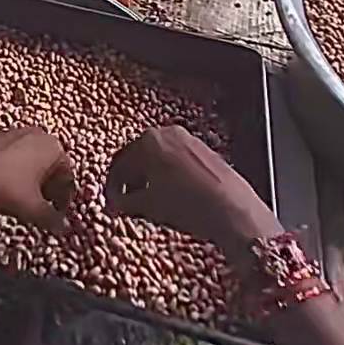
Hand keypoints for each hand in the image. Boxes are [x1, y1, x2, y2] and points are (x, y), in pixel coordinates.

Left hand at [0, 127, 74, 233]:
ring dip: (31, 180)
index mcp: (54, 147)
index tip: (56, 215)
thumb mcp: (32, 207)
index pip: (68, 176)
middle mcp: (39, 135)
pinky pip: (15, 156)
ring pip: (32, 161)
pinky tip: (5, 187)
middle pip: (50, 166)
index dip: (63, 198)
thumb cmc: (6, 184)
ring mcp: (17, 133)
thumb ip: (51, 217)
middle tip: (40, 209)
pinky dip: (15, 172)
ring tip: (21, 200)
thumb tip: (62, 227)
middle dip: (47, 188)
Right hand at [106, 126, 278, 257]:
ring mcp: (189, 140)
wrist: (232, 210)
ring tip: (149, 202)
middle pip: (139, 157)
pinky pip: (177, 161)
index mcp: (148, 141)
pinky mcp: (205, 151)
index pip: (120, 163)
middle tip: (127, 202)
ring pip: (159, 158)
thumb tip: (116, 204)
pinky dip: (169, 175)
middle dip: (132, 180)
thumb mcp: (148, 206)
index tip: (111, 202)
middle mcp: (168, 134)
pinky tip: (171, 196)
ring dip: (150, 178)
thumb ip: (124, 203)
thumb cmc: (190, 204)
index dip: (113, 186)